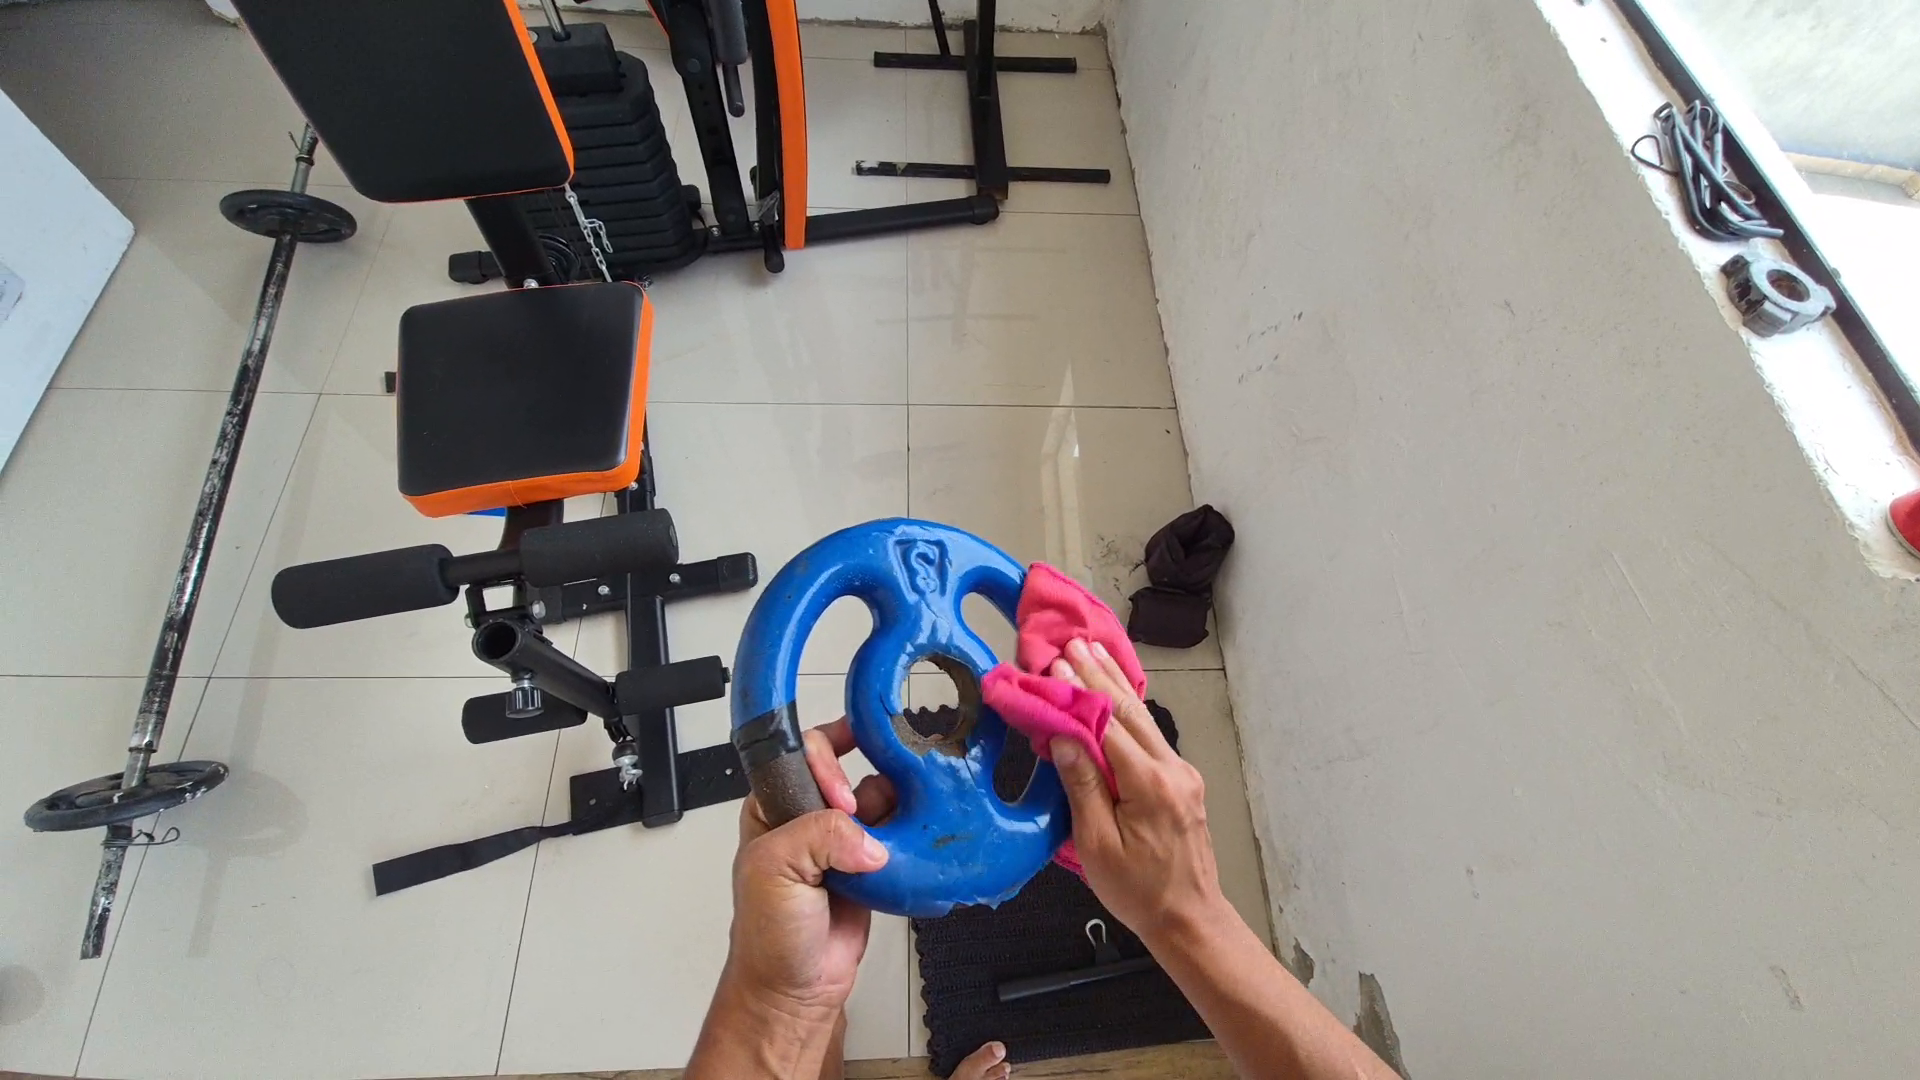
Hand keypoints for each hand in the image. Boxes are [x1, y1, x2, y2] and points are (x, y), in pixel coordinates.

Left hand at [724, 717, 896, 1016]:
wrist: (797, 990)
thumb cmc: (767, 935)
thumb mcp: (773, 872)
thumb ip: (816, 836)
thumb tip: (867, 840)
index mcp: (773, 803)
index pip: (802, 753)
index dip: (825, 762)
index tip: (841, 794)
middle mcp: (807, 812)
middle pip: (843, 764)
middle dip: (857, 783)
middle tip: (860, 810)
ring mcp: (840, 834)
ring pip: (875, 792)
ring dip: (886, 805)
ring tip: (883, 831)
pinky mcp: (870, 856)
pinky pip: (896, 825)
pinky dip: (905, 829)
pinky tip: (902, 841)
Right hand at [1049, 638, 1231, 944]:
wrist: (1189, 919)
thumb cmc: (1136, 890)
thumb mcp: (1097, 845)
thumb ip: (1083, 786)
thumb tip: (1064, 737)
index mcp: (1149, 785)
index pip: (1108, 727)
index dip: (1080, 695)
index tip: (1056, 665)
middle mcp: (1171, 769)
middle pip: (1129, 712)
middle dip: (1098, 675)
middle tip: (1074, 644)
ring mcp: (1181, 771)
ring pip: (1144, 718)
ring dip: (1115, 683)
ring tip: (1093, 652)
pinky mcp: (1182, 778)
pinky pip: (1151, 733)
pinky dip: (1129, 706)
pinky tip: (1118, 689)